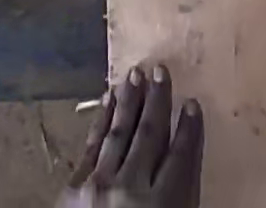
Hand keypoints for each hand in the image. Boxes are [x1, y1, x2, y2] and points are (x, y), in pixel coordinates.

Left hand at [56, 64, 204, 207]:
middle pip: (150, 136)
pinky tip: (108, 99)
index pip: (182, 159)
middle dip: (158, 102)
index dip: (189, 131)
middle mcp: (132, 189)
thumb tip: (184, 161)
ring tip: (135, 73)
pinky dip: (101, 120)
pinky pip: (91, 145)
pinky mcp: (72, 189)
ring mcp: (98, 186)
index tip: (193, 104)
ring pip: (119, 132)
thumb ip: (180, 201)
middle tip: (162, 71)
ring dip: (129, 101)